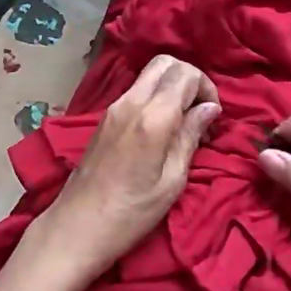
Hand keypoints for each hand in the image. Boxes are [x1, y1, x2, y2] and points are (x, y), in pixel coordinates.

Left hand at [36, 56, 221, 282]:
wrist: (76, 227)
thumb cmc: (131, 214)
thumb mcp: (172, 181)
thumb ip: (190, 137)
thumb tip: (210, 108)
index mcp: (151, 117)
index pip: (185, 74)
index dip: (206, 87)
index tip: (213, 116)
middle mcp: (130, 102)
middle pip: (164, 62)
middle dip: (189, 78)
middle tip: (200, 110)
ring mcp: (113, 107)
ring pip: (149, 74)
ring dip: (171, 86)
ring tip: (184, 122)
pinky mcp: (104, 117)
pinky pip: (136, 90)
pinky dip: (156, 96)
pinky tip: (163, 127)